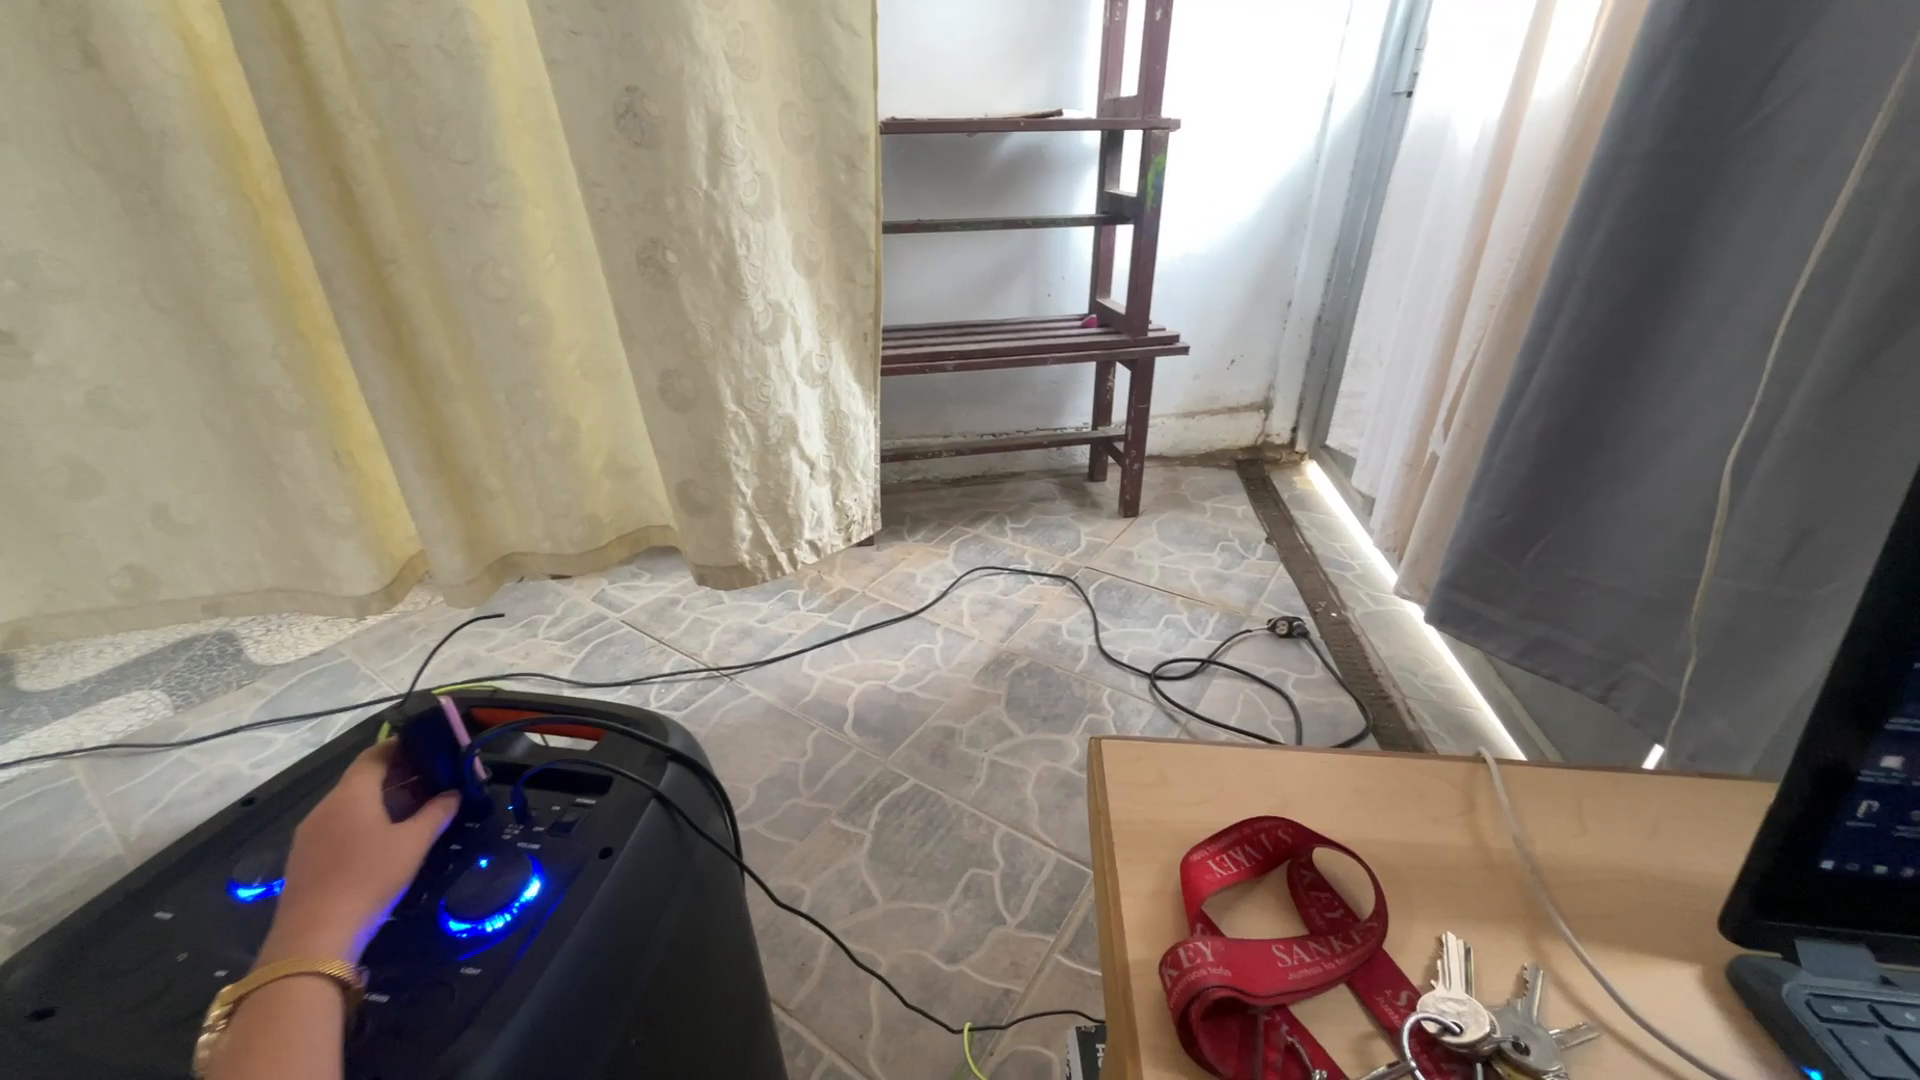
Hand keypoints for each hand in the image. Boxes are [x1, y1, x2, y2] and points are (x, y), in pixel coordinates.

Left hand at [258, 739, 458, 966]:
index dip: (400, 745)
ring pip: (351, 803)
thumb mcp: (414, 842)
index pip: (374, 755)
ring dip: (383, 798)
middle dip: (398, 774)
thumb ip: (437, 812)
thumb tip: (454, 793)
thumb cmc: (370, 877)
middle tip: (433, 776)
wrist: (315, 935)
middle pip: (363, 778)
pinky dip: (367, 819)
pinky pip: (340, 824)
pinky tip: (388, 835)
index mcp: (350, 795)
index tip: (428, 744)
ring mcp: (311, 834)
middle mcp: (326, 807)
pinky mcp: (307, 857)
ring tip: (417, 805)